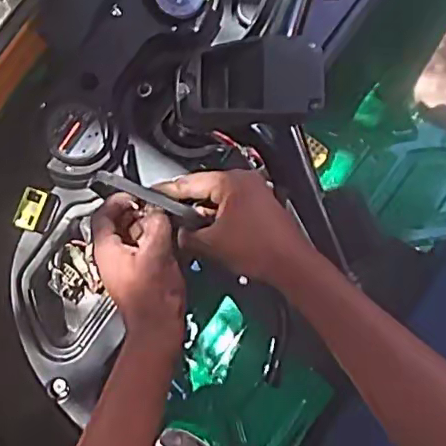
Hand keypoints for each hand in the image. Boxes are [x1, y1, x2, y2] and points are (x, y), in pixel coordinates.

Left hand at [89, 193, 185, 346]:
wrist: (158, 328)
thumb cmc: (154, 297)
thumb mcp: (157, 251)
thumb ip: (157, 224)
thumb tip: (157, 211)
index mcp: (105, 248)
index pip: (103, 212)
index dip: (120, 200)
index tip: (137, 197)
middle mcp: (107, 257)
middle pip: (116, 223)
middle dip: (136, 213)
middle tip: (154, 210)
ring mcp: (119, 267)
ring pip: (128, 236)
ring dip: (145, 227)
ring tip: (162, 225)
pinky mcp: (133, 275)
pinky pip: (137, 250)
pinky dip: (149, 242)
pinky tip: (165, 243)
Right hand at [159, 170, 316, 286]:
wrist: (291, 265)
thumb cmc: (261, 250)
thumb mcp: (210, 244)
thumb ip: (186, 235)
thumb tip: (178, 233)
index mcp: (230, 181)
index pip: (187, 182)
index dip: (167, 192)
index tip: (154, 196)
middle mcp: (244, 180)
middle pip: (203, 188)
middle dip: (186, 205)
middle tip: (170, 217)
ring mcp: (255, 191)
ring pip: (217, 197)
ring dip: (203, 213)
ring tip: (192, 230)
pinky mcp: (261, 204)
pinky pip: (231, 205)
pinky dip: (219, 217)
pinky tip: (212, 233)